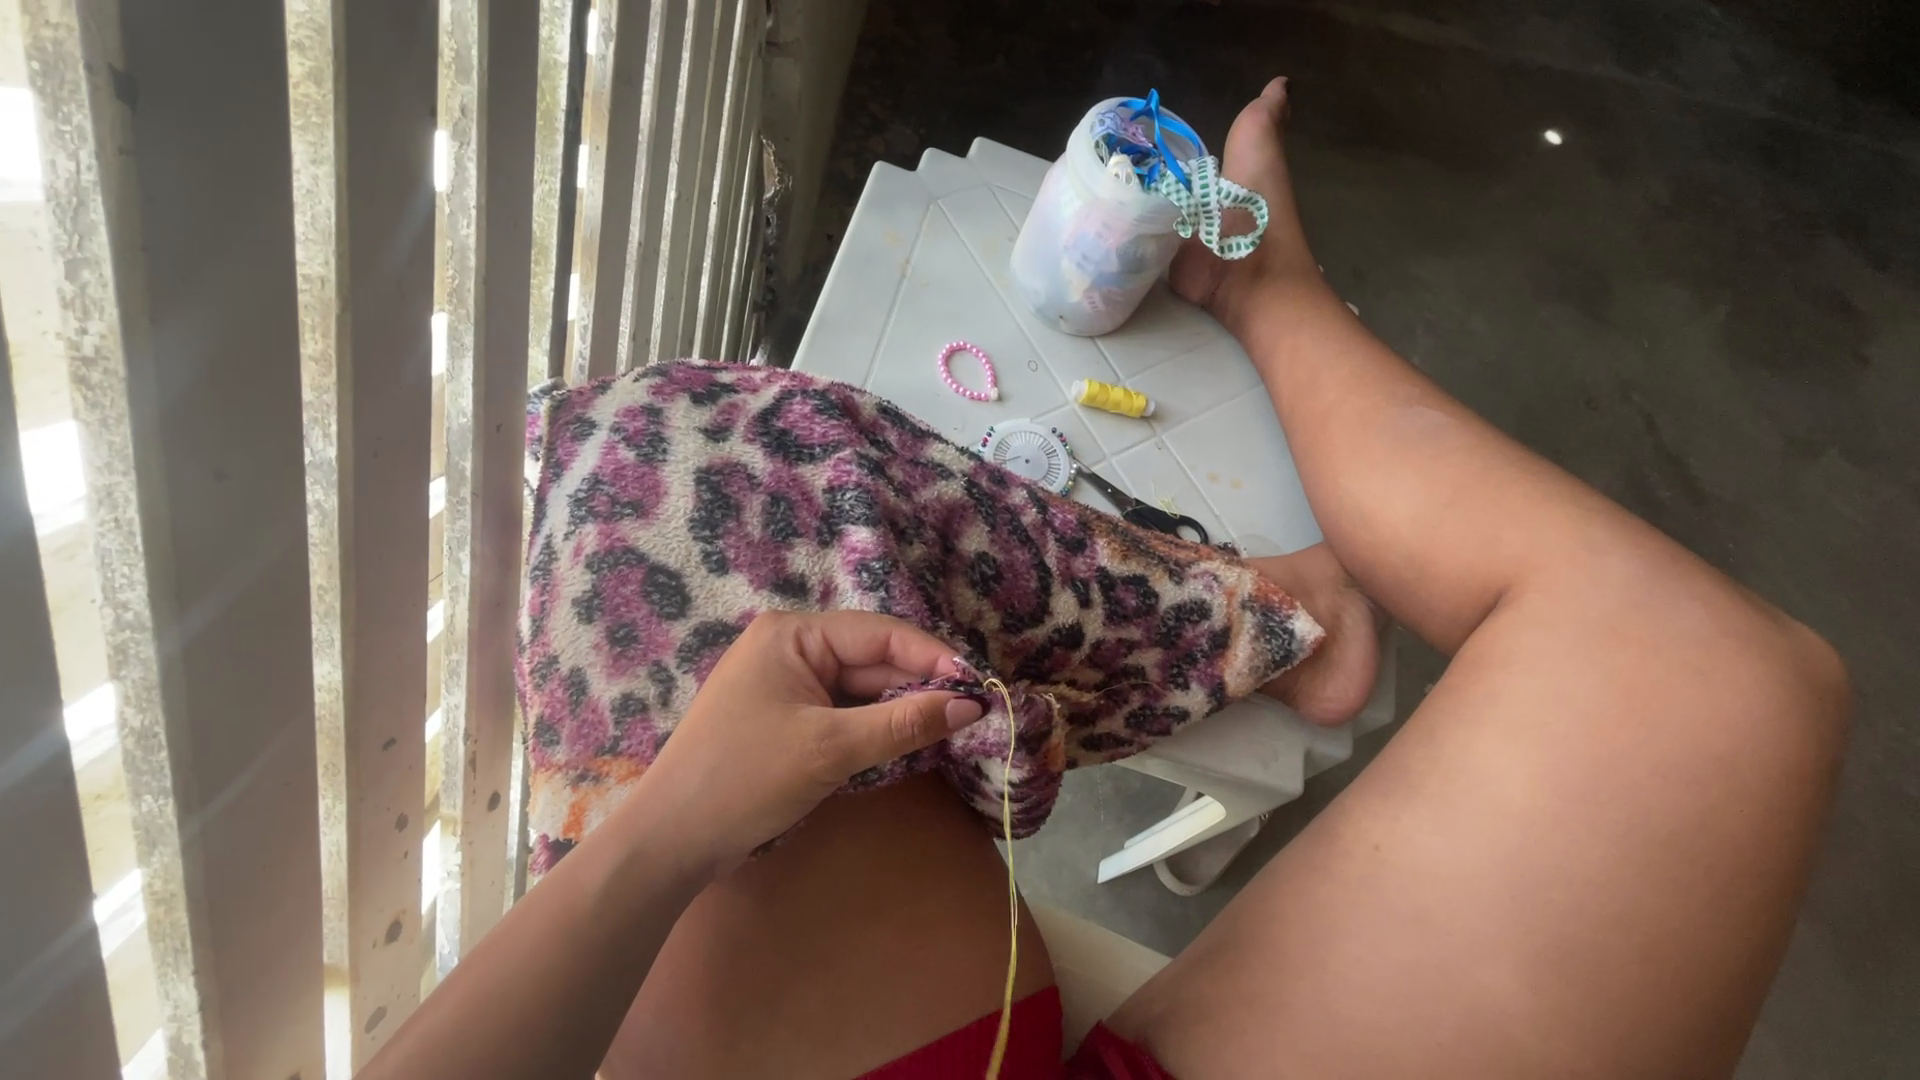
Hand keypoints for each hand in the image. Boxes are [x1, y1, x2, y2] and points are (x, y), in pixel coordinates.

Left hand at [631, 610, 984, 877]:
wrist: (670, 842)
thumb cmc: (745, 779)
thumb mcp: (830, 749)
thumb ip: (903, 723)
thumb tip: (971, 705)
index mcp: (794, 635)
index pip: (879, 634)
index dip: (932, 657)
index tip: (978, 685)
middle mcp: (793, 649)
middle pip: (873, 660)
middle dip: (920, 686)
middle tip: (973, 713)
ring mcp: (790, 685)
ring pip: (863, 690)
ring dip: (902, 709)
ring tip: (954, 727)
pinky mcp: (790, 720)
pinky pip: (846, 713)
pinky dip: (877, 727)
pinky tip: (912, 740)